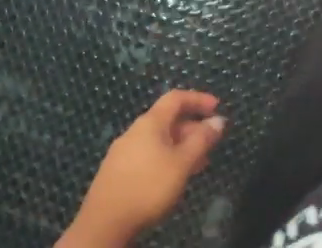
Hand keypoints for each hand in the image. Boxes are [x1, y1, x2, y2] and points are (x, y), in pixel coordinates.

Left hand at [58, 90, 225, 247]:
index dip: (198, 99)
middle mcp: (134, 131)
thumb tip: (218, 120)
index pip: (176, 98)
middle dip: (192, 128)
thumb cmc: (148, 187)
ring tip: (197, 164)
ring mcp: (122, 152)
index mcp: (150, 122)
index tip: (216, 108)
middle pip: (167, 120)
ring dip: (180, 147)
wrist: (103, 224)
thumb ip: (201, 140)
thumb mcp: (182, 163)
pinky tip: (172, 178)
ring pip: (158, 140)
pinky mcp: (116, 172)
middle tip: (210, 143)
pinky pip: (147, 155)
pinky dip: (165, 158)